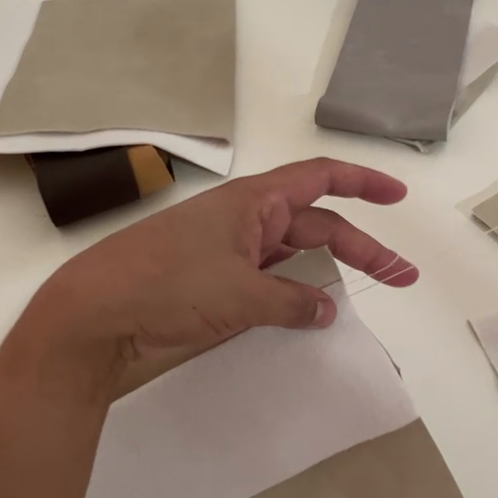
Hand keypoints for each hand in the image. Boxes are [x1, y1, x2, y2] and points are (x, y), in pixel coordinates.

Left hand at [8, 158, 418, 399]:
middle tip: (402, 277)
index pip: (318, 179)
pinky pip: (269, 288)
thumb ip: (291, 301)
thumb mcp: (240, 292)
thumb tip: (326, 310)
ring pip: (294, 259)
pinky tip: (313, 317)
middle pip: (316, 227)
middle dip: (361, 248)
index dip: (361, 182)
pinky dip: (295, 299)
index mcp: (251, 202)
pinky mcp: (215, 290)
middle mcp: (245, 223)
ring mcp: (230, 257)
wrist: (96, 318)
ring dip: (329, 275)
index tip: (398, 196)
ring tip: (366, 297)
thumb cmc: (168, 284)